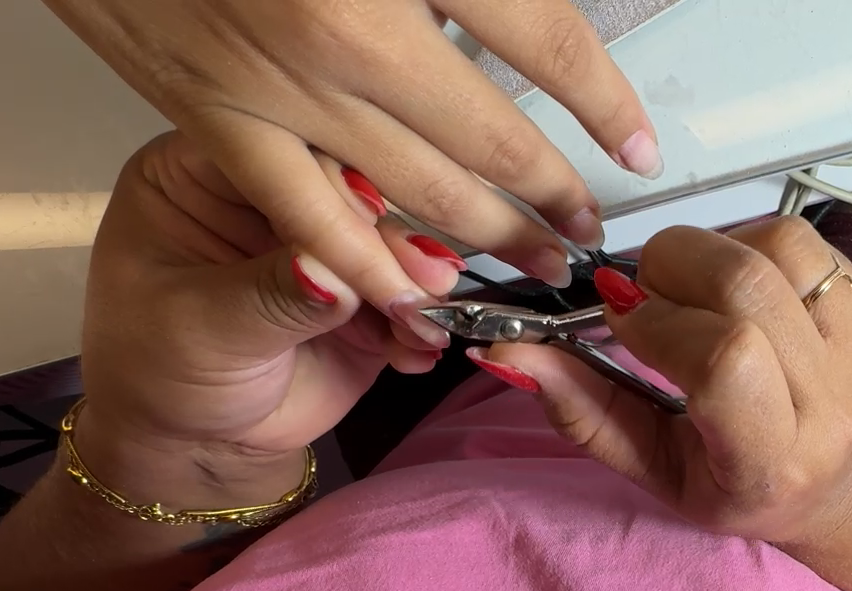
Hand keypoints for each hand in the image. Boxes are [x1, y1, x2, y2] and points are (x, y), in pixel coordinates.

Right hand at [43, 0, 657, 313]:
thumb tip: (521, 14)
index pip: (542, 38)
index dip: (603, 99)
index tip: (639, 144)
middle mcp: (340, 26)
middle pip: (493, 139)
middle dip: (554, 194)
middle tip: (588, 229)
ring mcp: (275, 81)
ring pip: (422, 192)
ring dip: (494, 239)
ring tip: (542, 265)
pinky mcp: (212, 119)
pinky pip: (313, 222)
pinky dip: (375, 269)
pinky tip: (425, 300)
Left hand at [77, 133, 461, 467]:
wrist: (206, 441)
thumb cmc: (164, 371)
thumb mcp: (202, 328)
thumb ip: (270, 297)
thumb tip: (334, 276)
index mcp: (207, 181)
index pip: (280, 161)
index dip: (331, 189)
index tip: (373, 223)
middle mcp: (275, 208)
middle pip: (350, 203)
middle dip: (393, 245)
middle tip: (431, 281)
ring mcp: (329, 258)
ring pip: (391, 255)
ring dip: (419, 291)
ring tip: (428, 328)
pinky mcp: (367, 307)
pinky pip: (407, 307)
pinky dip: (420, 331)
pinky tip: (418, 356)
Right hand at [487, 218, 851, 546]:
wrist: (823, 488)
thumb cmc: (733, 489)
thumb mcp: (653, 471)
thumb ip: (586, 414)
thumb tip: (510, 351)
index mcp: (770, 460)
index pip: (727, 362)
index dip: (661, 322)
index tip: (625, 320)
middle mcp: (831, 405)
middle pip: (748, 287)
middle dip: (673, 267)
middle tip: (650, 296)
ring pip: (781, 246)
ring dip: (716, 251)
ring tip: (696, 295)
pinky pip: (806, 241)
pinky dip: (754, 245)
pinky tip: (741, 293)